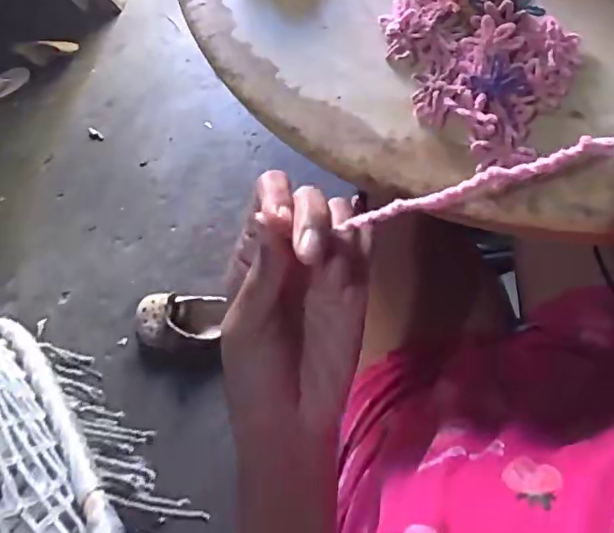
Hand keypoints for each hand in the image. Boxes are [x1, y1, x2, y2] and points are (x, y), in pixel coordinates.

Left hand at [221, 171, 370, 528]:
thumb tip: (268, 212)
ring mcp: (330, 258)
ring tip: (321, 261)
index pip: (269, 192)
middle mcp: (294, 243)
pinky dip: (362, 236)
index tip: (279, 218)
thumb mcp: (246, 321)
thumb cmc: (254, 373)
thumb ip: (263, 267)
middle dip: (309, 213)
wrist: (294, 421)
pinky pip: (367, 238)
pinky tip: (349, 259)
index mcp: (258, 248)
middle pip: (309, 196)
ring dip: (334, 224)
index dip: (276, 194)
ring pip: (342, 210)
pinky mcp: (359, 276)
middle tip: (306, 253)